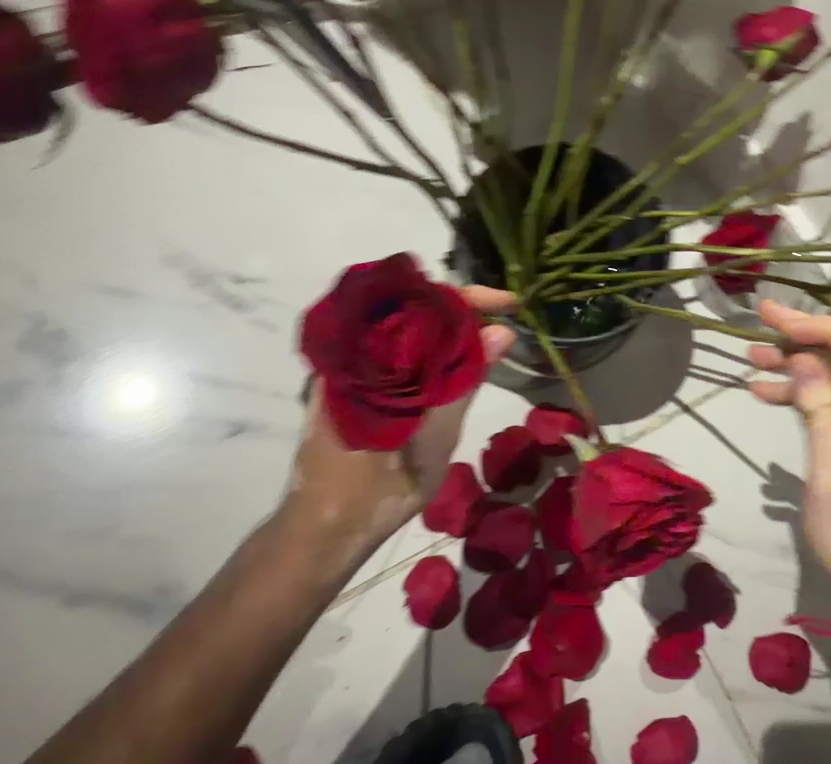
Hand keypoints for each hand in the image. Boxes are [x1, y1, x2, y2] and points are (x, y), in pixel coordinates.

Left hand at [282, 285, 517, 544]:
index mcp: (373, 357)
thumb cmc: (376, 492)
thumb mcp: (433, 440)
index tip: (510, 304)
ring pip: (404, 328)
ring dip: (445, 331)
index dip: (473, 298)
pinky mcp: (346, 384)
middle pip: (415, 308)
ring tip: (483, 342)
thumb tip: (502, 331)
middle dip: (462, 312)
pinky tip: (448, 367)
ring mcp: (347, 367)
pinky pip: (392, 349)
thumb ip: (465, 381)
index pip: (427, 303)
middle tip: (500, 326)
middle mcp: (354, 350)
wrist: (320, 531)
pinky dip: (425, 350)